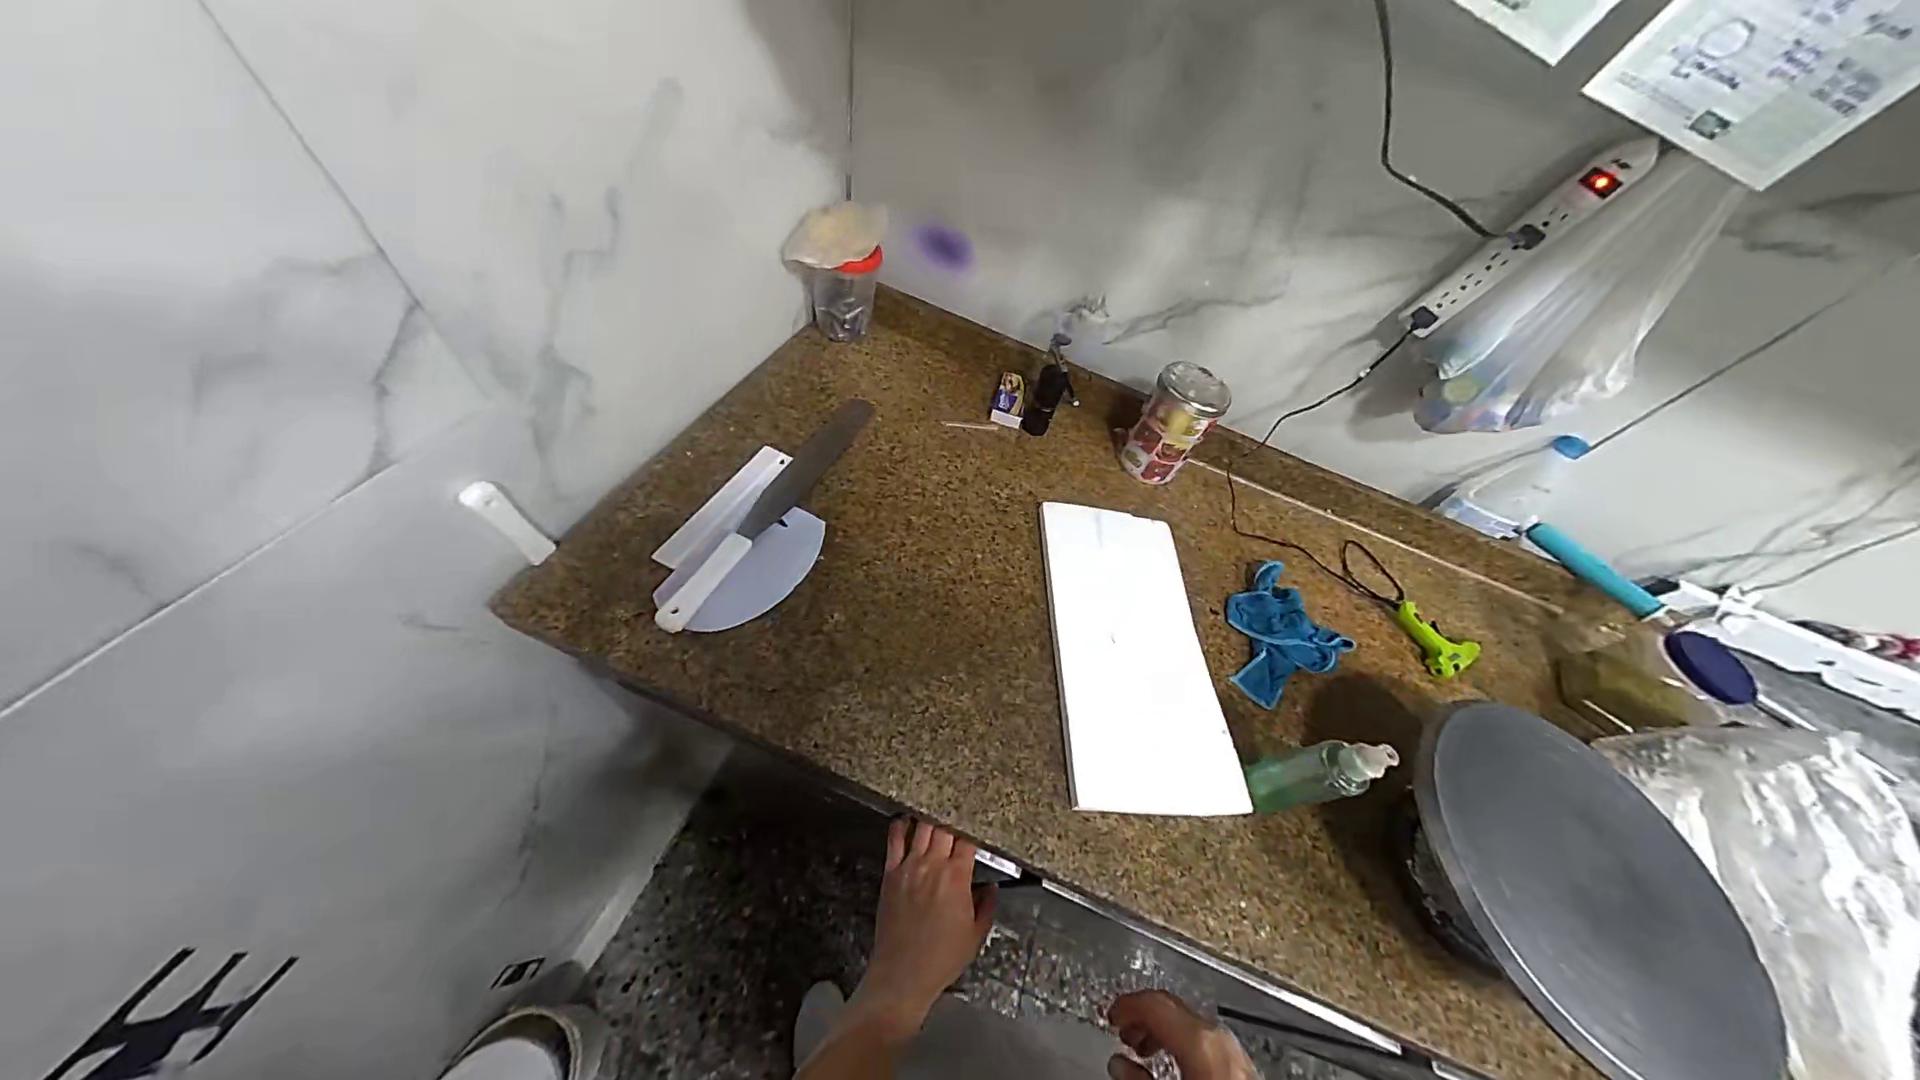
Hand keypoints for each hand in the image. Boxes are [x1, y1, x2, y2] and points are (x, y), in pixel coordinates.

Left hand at [848, 818, 997, 1036]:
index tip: (976, 821)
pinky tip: (906, 819)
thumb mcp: (975, 935)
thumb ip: (986, 906)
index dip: (973, 826)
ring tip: (936, 807)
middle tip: (958, 811)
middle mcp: (932, 866)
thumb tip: (990, 888)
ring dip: (930, 816)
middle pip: (944, 825)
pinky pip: (894, 839)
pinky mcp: (891, 873)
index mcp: (956, 878)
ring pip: (921, 826)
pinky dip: (901, 825)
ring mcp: (909, 867)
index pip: (967, 839)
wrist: (902, 975)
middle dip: (953, 816)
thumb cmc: (939, 959)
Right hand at [1106, 990, 1258, 1079]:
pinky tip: (1172, 1061)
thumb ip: (1139, 1078)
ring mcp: (1234, 1049)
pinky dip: (1181, 1041)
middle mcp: (1218, 1035)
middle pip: (1170, 1008)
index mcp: (1198, 1038)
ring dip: (1160, 1028)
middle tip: (1121, 1028)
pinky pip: (1205, 1040)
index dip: (1126, 1004)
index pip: (1153, 1002)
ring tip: (1142, 1047)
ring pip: (1187, 1022)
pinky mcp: (1243, 1066)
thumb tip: (1120, 1065)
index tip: (1111, 1013)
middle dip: (1142, 1014)